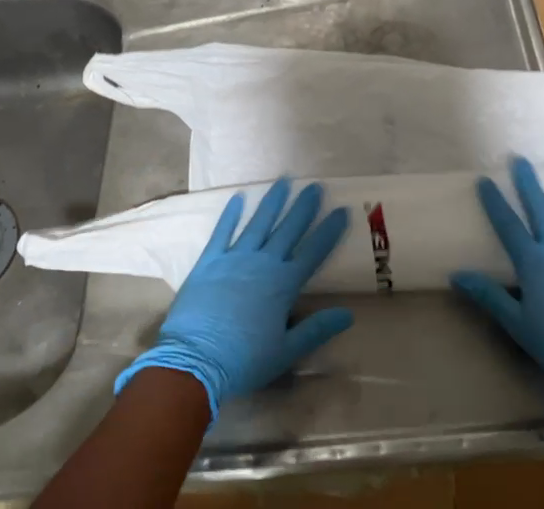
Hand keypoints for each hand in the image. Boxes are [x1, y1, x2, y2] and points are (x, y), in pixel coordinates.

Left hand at [115, 179, 353, 418]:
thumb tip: (348, 315)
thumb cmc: (244, 360)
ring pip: (258, 223)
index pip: (313, 252)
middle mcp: (263, 264)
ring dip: (272, 202)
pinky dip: (230, 214)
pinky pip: (222, 232)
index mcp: (284, 285)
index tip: (341, 210)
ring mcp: (234, 259)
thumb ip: (317, 330)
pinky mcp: (209, 262)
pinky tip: (237, 197)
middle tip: (315, 186)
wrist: (195, 361)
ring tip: (283, 181)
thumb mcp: (286, 351)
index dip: (329, 231)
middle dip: (303, 207)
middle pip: (288, 230)